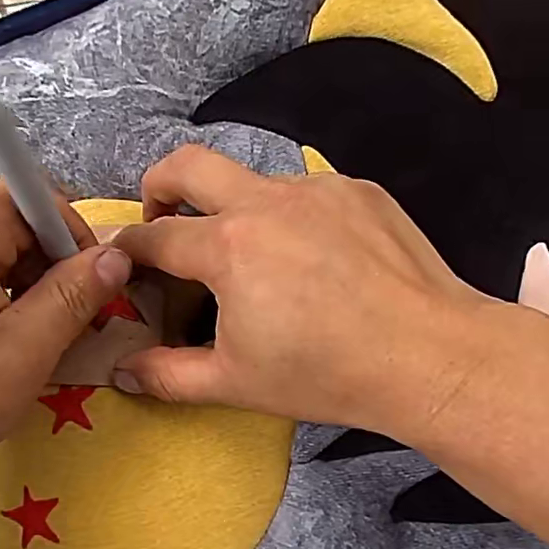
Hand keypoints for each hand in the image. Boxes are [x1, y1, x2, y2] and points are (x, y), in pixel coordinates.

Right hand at [110, 145, 502, 437]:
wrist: (427, 357)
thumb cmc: (325, 374)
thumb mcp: (235, 383)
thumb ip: (168, 375)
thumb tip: (121, 372)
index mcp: (229, 248)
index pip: (155, 237)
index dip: (128, 249)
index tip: (123, 261)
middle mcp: (267, 201)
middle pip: (189, 165)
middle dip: (159, 185)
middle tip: (162, 219)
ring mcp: (318, 189)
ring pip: (255, 182)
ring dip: (236, 211)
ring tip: (257, 263)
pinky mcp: (360, 191)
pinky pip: (308, 194)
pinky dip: (292, 220)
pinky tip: (316, 264)